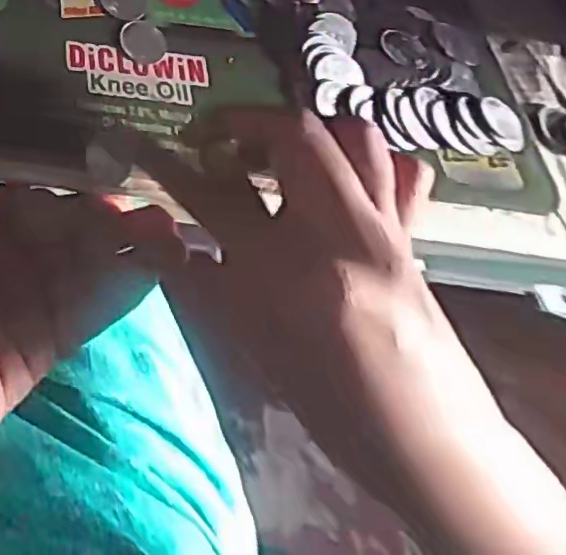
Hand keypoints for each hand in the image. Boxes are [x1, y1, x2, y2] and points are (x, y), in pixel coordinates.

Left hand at [0, 183, 182, 474]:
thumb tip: (28, 185)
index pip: (40, 204)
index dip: (75, 197)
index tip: (110, 190)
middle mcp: (14, 258)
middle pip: (71, 236)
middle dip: (112, 224)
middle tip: (156, 217)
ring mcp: (35, 299)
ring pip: (88, 270)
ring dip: (129, 255)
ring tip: (171, 240)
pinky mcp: (50, 339)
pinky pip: (90, 310)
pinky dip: (121, 292)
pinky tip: (153, 274)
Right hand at [137, 109, 565, 554]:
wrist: (428, 445)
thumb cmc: (321, 394)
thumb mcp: (239, 333)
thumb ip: (188, 271)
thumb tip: (147, 226)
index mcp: (284, 265)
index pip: (209, 192)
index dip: (164, 161)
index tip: (137, 142)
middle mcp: (341, 232)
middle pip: (295, 134)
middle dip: (243, 121)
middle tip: (212, 139)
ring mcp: (386, 229)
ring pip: (354, 137)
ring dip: (301, 130)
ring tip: (267, 150)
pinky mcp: (412, 236)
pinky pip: (398, 172)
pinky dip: (362, 160)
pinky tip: (331, 179)